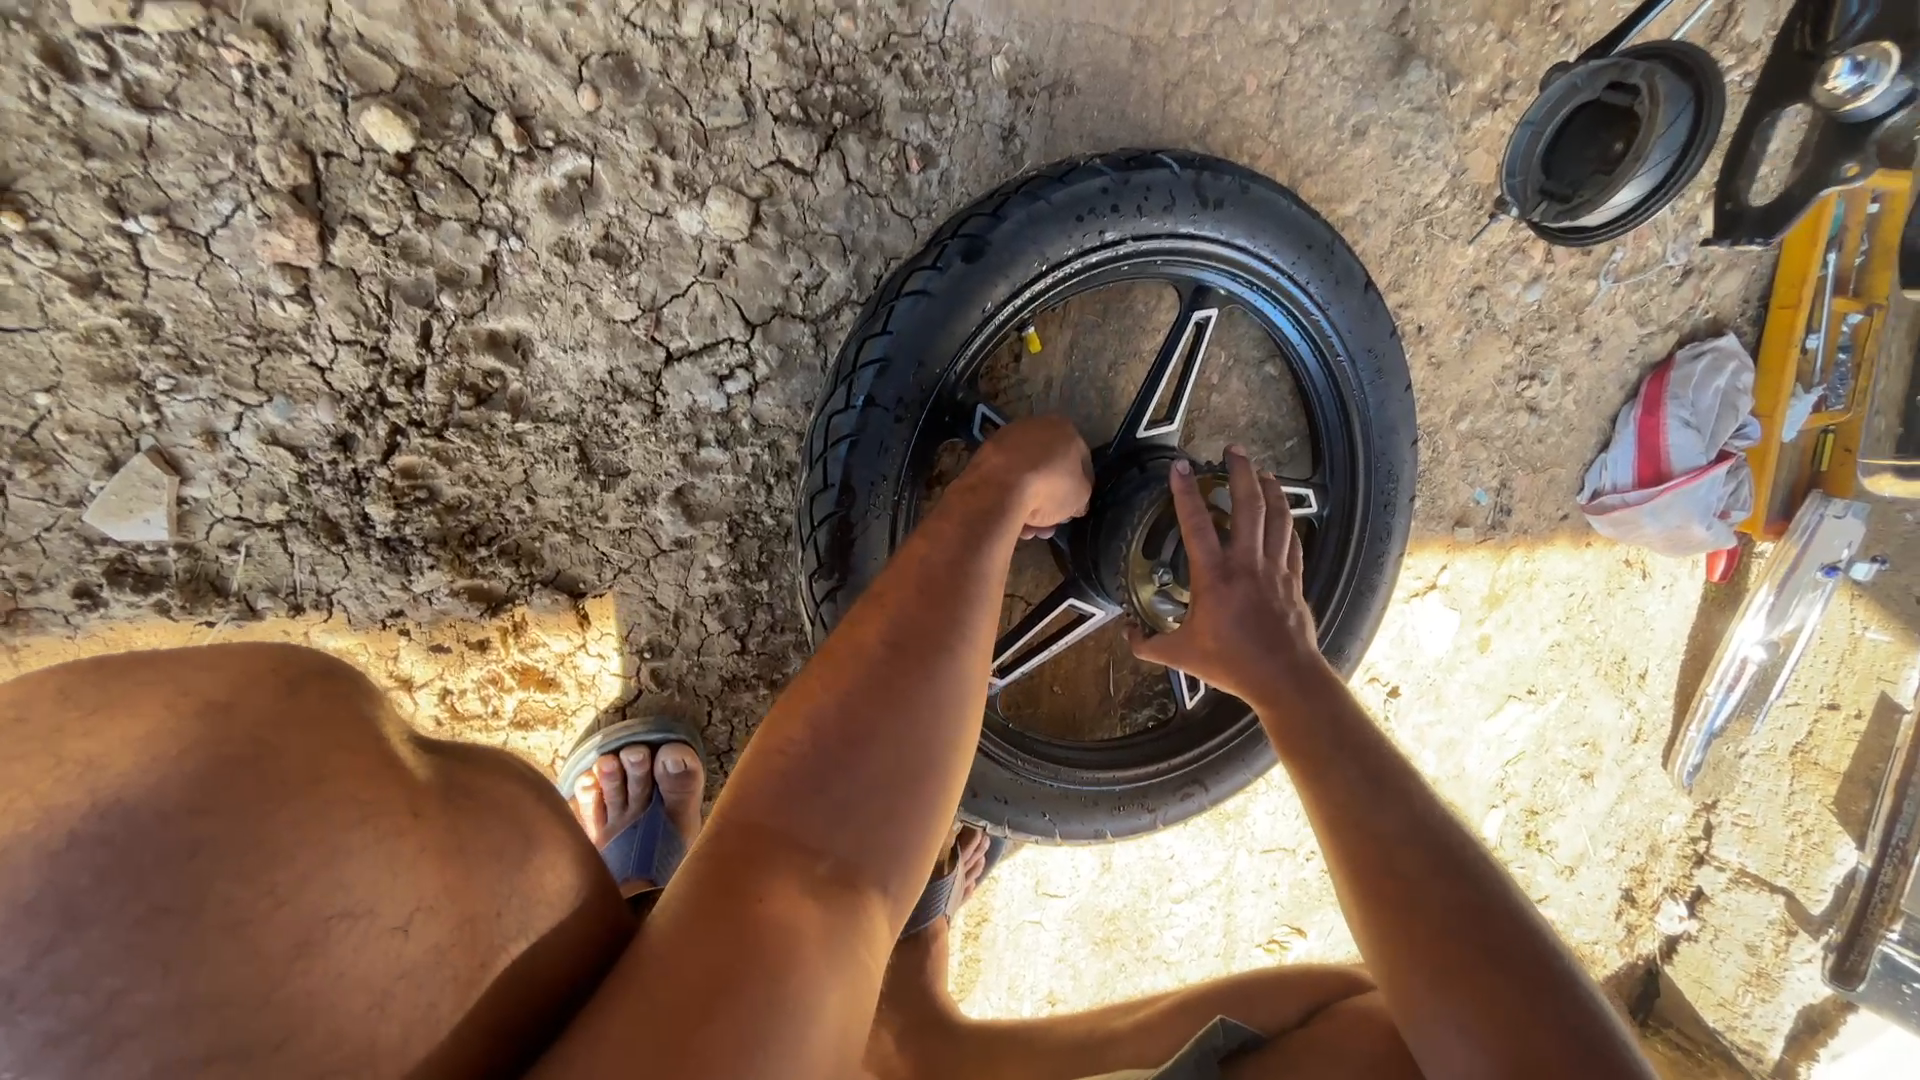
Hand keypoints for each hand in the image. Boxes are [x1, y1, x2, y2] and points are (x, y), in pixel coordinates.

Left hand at [968, 415, 1092, 538]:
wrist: (998, 487)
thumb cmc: (1050, 485)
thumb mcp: (1081, 496)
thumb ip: (1081, 495)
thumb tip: (1075, 503)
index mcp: (1064, 429)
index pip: (1081, 460)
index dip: (1081, 487)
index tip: (1074, 509)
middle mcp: (1034, 427)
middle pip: (1049, 470)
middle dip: (1050, 502)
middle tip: (1050, 525)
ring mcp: (1005, 441)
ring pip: (1025, 478)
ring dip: (1030, 506)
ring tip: (1030, 532)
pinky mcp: (982, 457)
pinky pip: (1004, 482)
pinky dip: (1009, 500)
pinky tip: (1012, 523)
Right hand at [1128, 446, 1334, 706]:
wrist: (1284, 678)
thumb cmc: (1230, 664)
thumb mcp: (1180, 656)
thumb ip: (1148, 644)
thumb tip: (1127, 633)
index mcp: (1214, 577)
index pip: (1196, 524)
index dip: (1185, 492)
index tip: (1180, 466)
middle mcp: (1246, 563)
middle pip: (1248, 505)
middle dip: (1241, 472)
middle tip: (1233, 450)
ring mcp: (1275, 568)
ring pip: (1277, 516)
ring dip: (1270, 488)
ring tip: (1261, 470)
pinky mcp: (1294, 578)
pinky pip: (1292, 540)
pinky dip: (1287, 520)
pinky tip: (1282, 512)